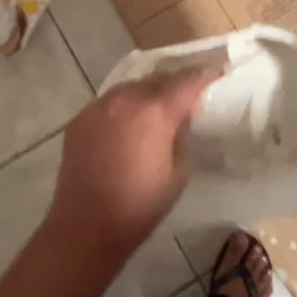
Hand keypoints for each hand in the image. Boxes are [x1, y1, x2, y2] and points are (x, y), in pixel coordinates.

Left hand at [45, 67, 219, 257]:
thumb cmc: (140, 205)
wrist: (86, 225)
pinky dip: (122, 108)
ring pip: (130, 87)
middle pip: (157, 79)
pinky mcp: (80, 119)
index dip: (204, 74)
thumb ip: (182, 136)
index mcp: (156, 112)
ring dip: (147, 93)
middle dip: (174, 83)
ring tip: (154, 110)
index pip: (187, 81)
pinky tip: (125, 127)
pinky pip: (108, 103)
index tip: (216, 71)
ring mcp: (98, 107)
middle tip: (186, 96)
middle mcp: (126, 99)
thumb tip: (180, 118)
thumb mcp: (178, 172)